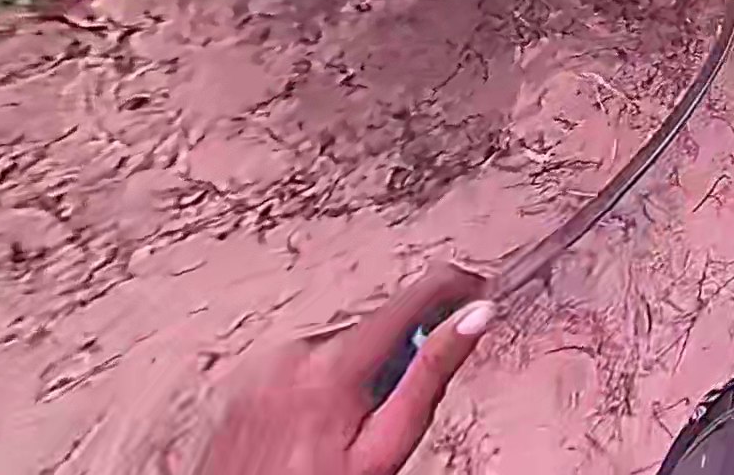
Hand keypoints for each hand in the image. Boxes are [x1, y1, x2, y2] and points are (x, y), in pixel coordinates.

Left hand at [194, 265, 496, 474]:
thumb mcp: (388, 444)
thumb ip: (434, 370)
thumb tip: (480, 313)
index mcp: (336, 363)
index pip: (425, 289)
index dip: (465, 289)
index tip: (483, 301)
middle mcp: (297, 352)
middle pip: (390, 315)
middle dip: (412, 342)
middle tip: (410, 390)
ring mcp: (267, 365)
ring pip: (358, 333)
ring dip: (377, 357)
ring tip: (364, 411)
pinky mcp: (251, 378)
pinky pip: (321, 351)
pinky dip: (341, 370)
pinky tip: (332, 414)